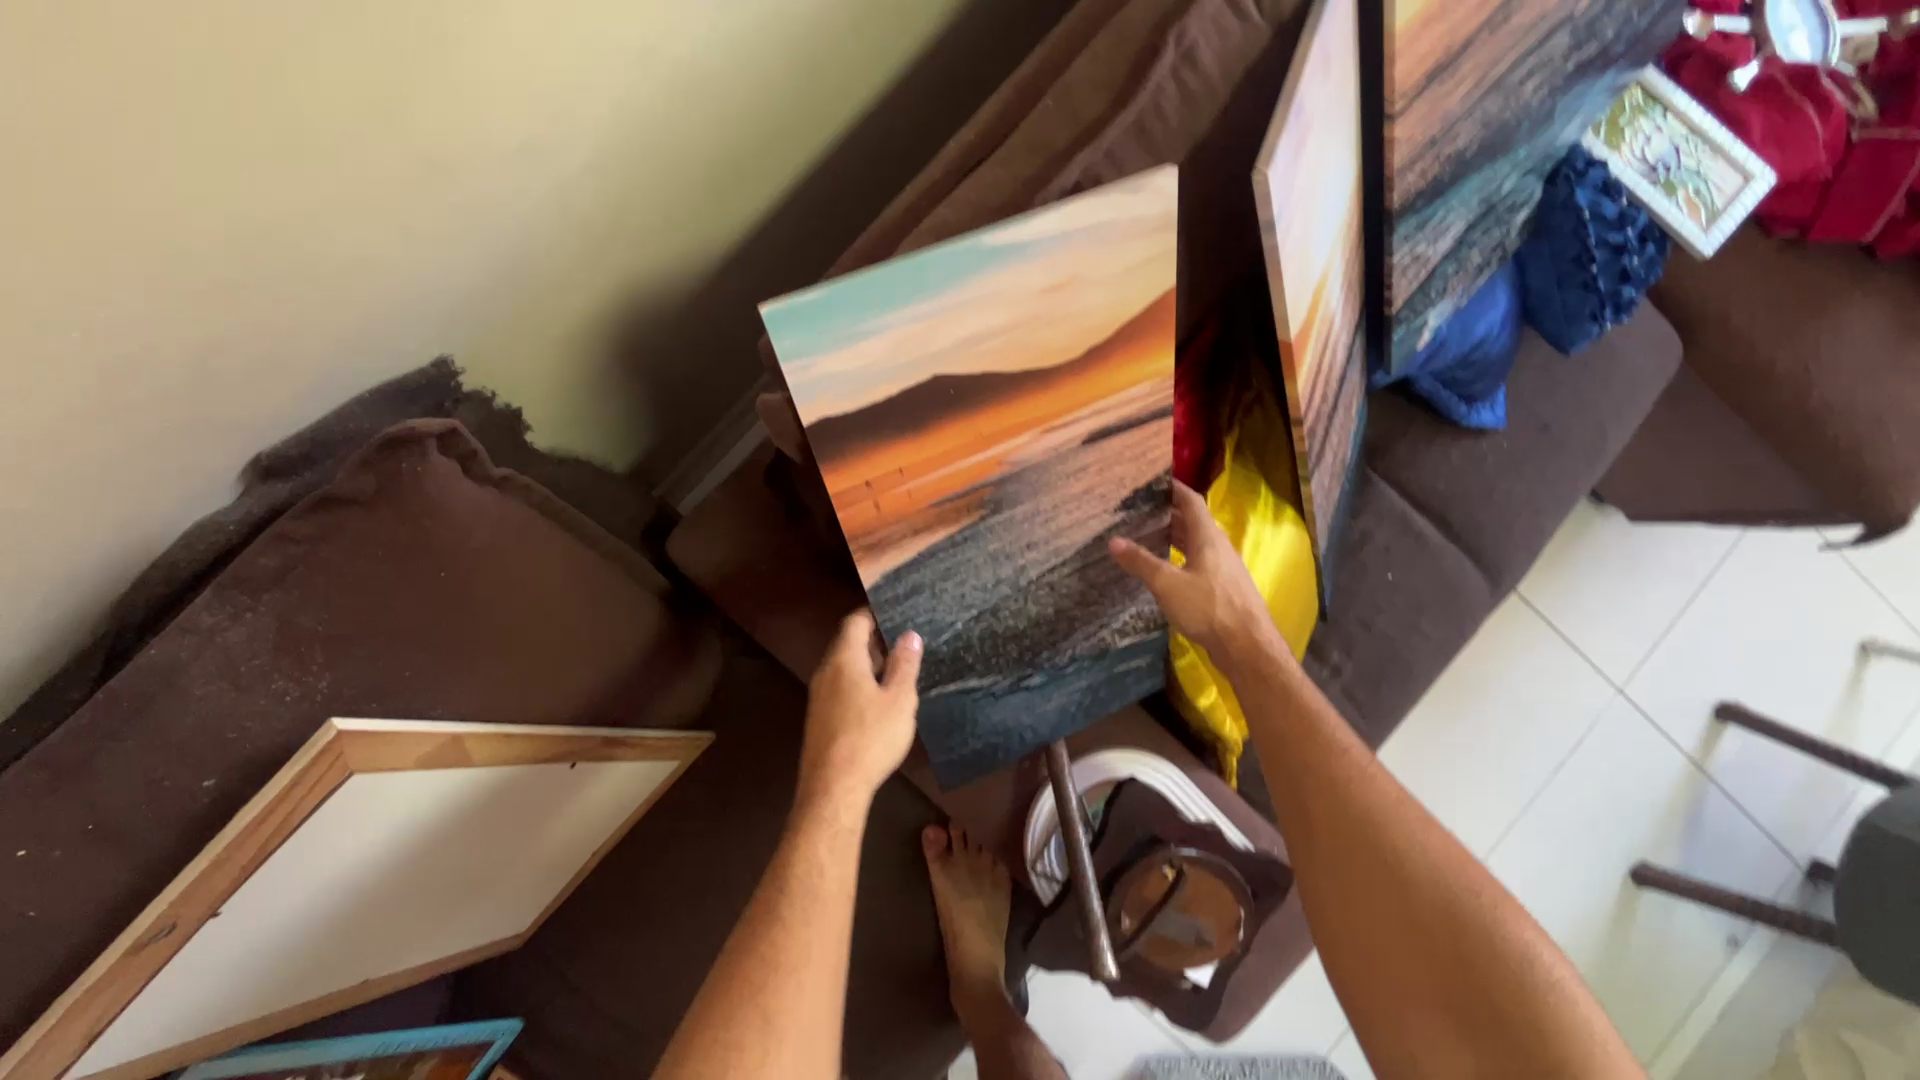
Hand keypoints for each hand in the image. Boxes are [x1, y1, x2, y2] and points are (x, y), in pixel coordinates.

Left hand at [798, 611, 922, 809]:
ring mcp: (818, 696)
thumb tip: (909, 635)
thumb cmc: (871, 738)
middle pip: (847, 643)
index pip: (855, 621)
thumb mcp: (899, 699)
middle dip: (875, 640)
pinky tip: (878, 702)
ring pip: (843, 668)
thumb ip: (904, 664)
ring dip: (867, 665)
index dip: (875, 614)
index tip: (898, 614)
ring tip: (897, 672)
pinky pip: (839, 688)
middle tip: (905, 644)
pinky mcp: (819, 718)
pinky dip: (858, 684)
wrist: (834, 788)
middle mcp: (825, 671)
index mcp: (844, 659)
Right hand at [1108, 478, 1281, 669]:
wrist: (1246, 646)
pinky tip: (1166, 569)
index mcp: (1208, 537)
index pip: (1191, 501)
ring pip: (1197, 543)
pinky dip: (1181, 557)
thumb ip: (1141, 562)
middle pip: (1194, 521)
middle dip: (1169, 513)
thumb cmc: (1208, 608)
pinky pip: (1199, 562)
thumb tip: (1113, 541)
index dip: (1173, 488)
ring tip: (1148, 535)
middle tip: (1141, 510)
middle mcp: (1219, 547)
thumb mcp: (1167, 584)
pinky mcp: (1223, 588)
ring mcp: (1224, 568)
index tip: (1153, 481)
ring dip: (1175, 537)